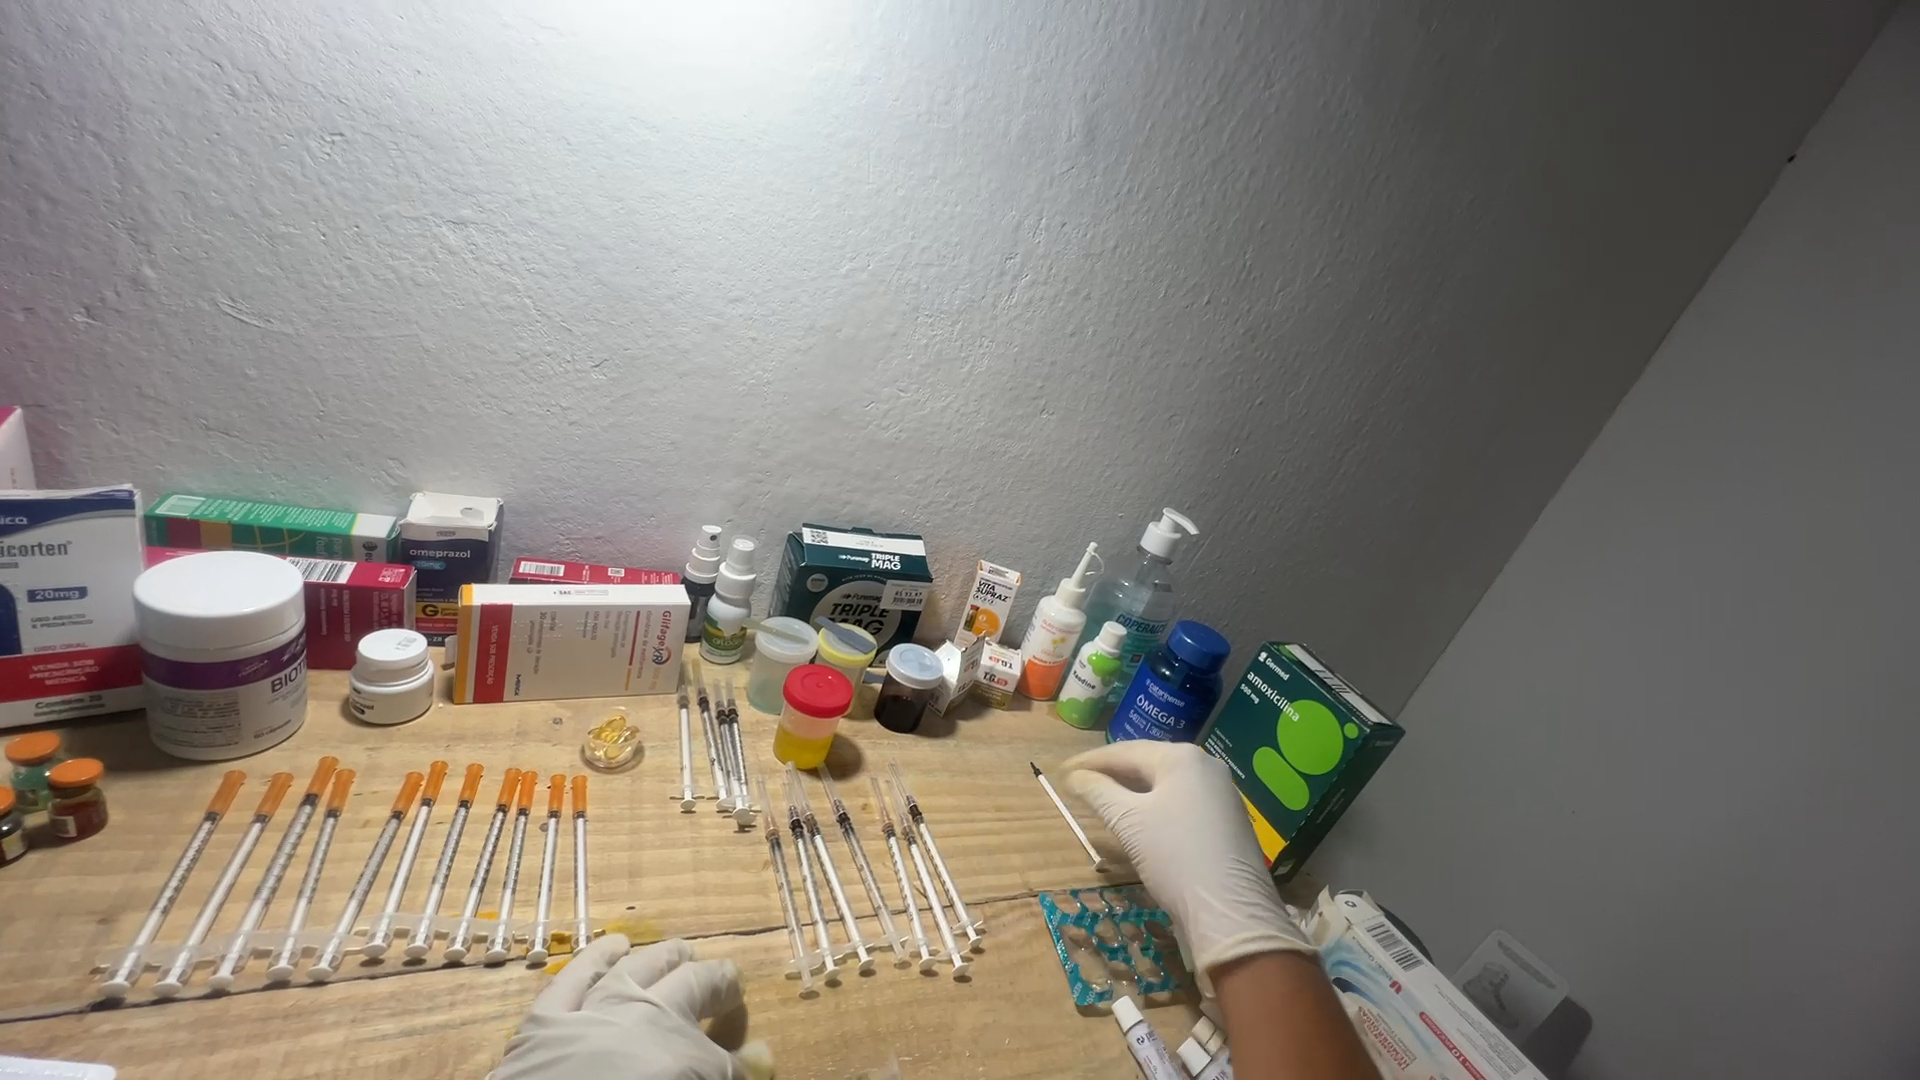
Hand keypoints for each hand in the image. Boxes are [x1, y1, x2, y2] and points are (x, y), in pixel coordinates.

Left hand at [494, 935, 770, 1079]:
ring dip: (658, 959)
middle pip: (684, 978)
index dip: (732, 1000)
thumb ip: (731, 1072)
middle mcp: (644, 1009)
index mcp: (680, 1033)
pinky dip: (594, 960)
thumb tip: (764, 1054)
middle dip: (702, 978)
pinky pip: (572, 980)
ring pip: (634, 967)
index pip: (719, 1002)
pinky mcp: (543, 1024)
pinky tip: (611, 946)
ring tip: (674, 953)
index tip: (738, 1006)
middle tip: (710, 982)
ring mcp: (592, 1011)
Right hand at [1065, 740, 1312, 993]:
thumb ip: (1097, 792)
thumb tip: (1074, 776)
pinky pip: (1182, 801)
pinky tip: (1140, 818)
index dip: (1090, 761)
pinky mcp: (1227, 821)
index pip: (1124, 751)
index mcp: (1182, 757)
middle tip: (1080, 783)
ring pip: (1165, 783)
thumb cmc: (1176, 857)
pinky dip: (1155, 805)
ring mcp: (1221, 793)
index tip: (1061, 772)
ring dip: (1132, 789)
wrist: (1232, 914)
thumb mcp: (1128, 823)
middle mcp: (1205, 766)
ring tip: (1104, 798)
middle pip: (1147, 763)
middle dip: (1112, 773)